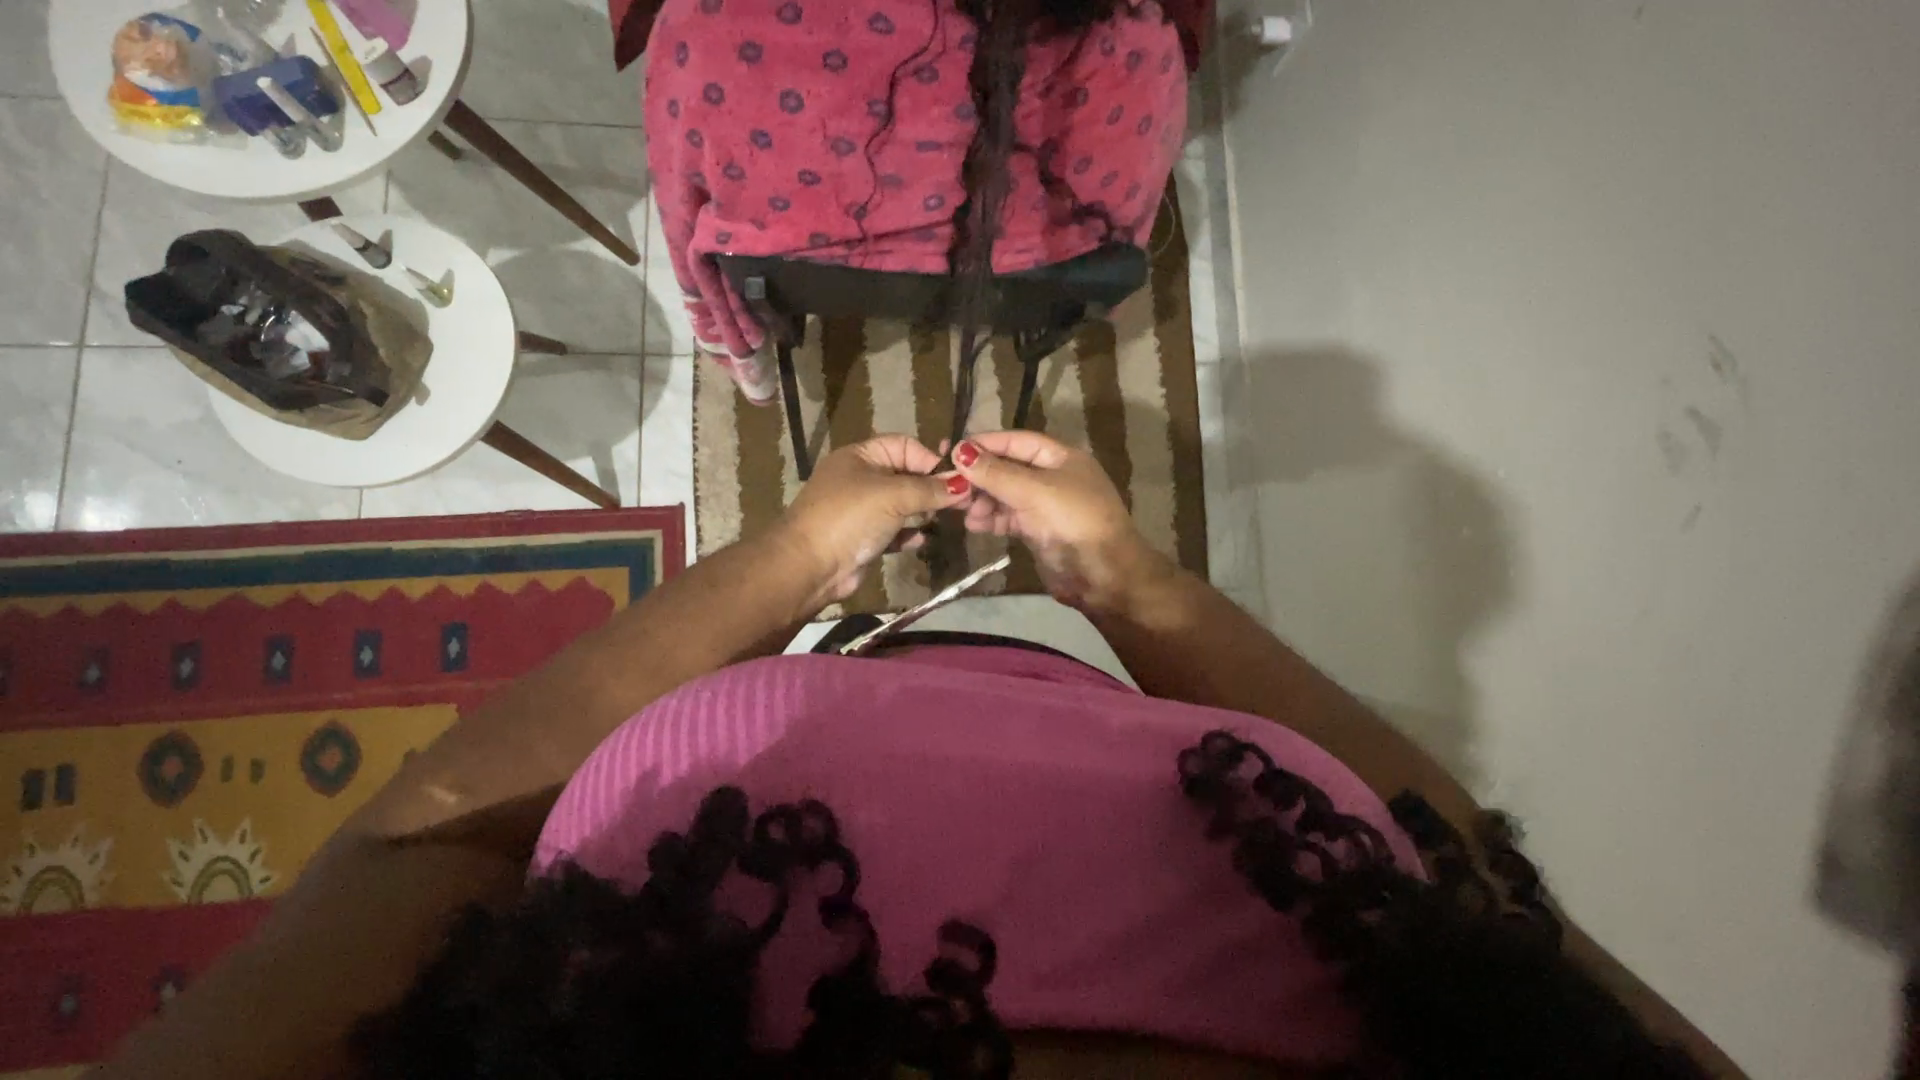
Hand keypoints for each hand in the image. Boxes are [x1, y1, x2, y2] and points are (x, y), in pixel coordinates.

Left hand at [776, 435, 970, 604]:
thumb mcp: (894, 496)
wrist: (809, 566)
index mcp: (860, 456)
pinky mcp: (863, 538)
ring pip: (901, 505)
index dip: (930, 459)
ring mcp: (860, 510)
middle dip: (932, 487)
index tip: (956, 478)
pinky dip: (908, 534)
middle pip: (905, 475)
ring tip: (946, 520)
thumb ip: (930, 489)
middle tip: (962, 502)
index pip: (904, 446)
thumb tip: (965, 484)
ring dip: (923, 512)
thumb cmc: (850, 517)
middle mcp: (859, 478)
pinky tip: (922, 540)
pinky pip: (893, 531)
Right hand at [950, 431, 1167, 610]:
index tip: (952, 449)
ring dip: (982, 499)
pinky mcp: (1039, 532)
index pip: (1016, 441)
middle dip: (980, 475)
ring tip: (960, 508)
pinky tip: (973, 524)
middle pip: (1008, 468)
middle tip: (949, 483)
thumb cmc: (1073, 521)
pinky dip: (990, 519)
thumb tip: (959, 450)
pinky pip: (1008, 518)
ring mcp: (1046, 506)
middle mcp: (1053, 477)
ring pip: (1005, 495)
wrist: (1103, 576)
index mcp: (1061, 457)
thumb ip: (996, 472)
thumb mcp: (1033, 490)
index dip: (985, 443)